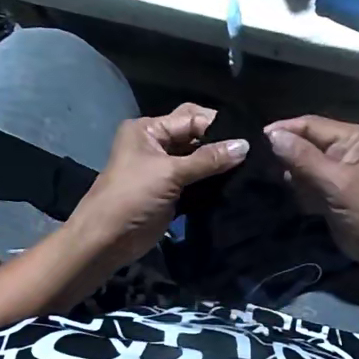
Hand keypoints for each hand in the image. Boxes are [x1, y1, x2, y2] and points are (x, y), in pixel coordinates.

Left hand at [66, 103, 247, 273]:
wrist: (106, 240)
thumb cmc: (132, 198)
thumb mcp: (170, 174)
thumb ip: (208, 159)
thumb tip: (245, 145)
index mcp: (149, 130)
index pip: (191, 118)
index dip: (219, 126)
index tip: (250, 137)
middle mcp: (157, 144)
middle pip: (196, 136)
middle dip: (221, 143)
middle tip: (252, 152)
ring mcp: (164, 168)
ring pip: (199, 158)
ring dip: (220, 163)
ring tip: (251, 167)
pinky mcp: (172, 190)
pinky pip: (198, 179)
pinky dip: (213, 180)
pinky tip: (238, 182)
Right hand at [265, 115, 358, 272]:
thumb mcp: (334, 183)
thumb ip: (302, 158)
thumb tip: (272, 135)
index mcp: (354, 136)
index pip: (311, 124)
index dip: (284, 130)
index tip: (258, 140)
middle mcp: (346, 145)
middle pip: (305, 141)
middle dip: (290, 157)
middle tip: (273, 172)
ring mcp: (339, 165)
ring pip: (302, 161)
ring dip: (296, 176)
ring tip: (300, 192)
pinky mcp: (331, 184)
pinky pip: (306, 177)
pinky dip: (302, 188)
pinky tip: (309, 203)